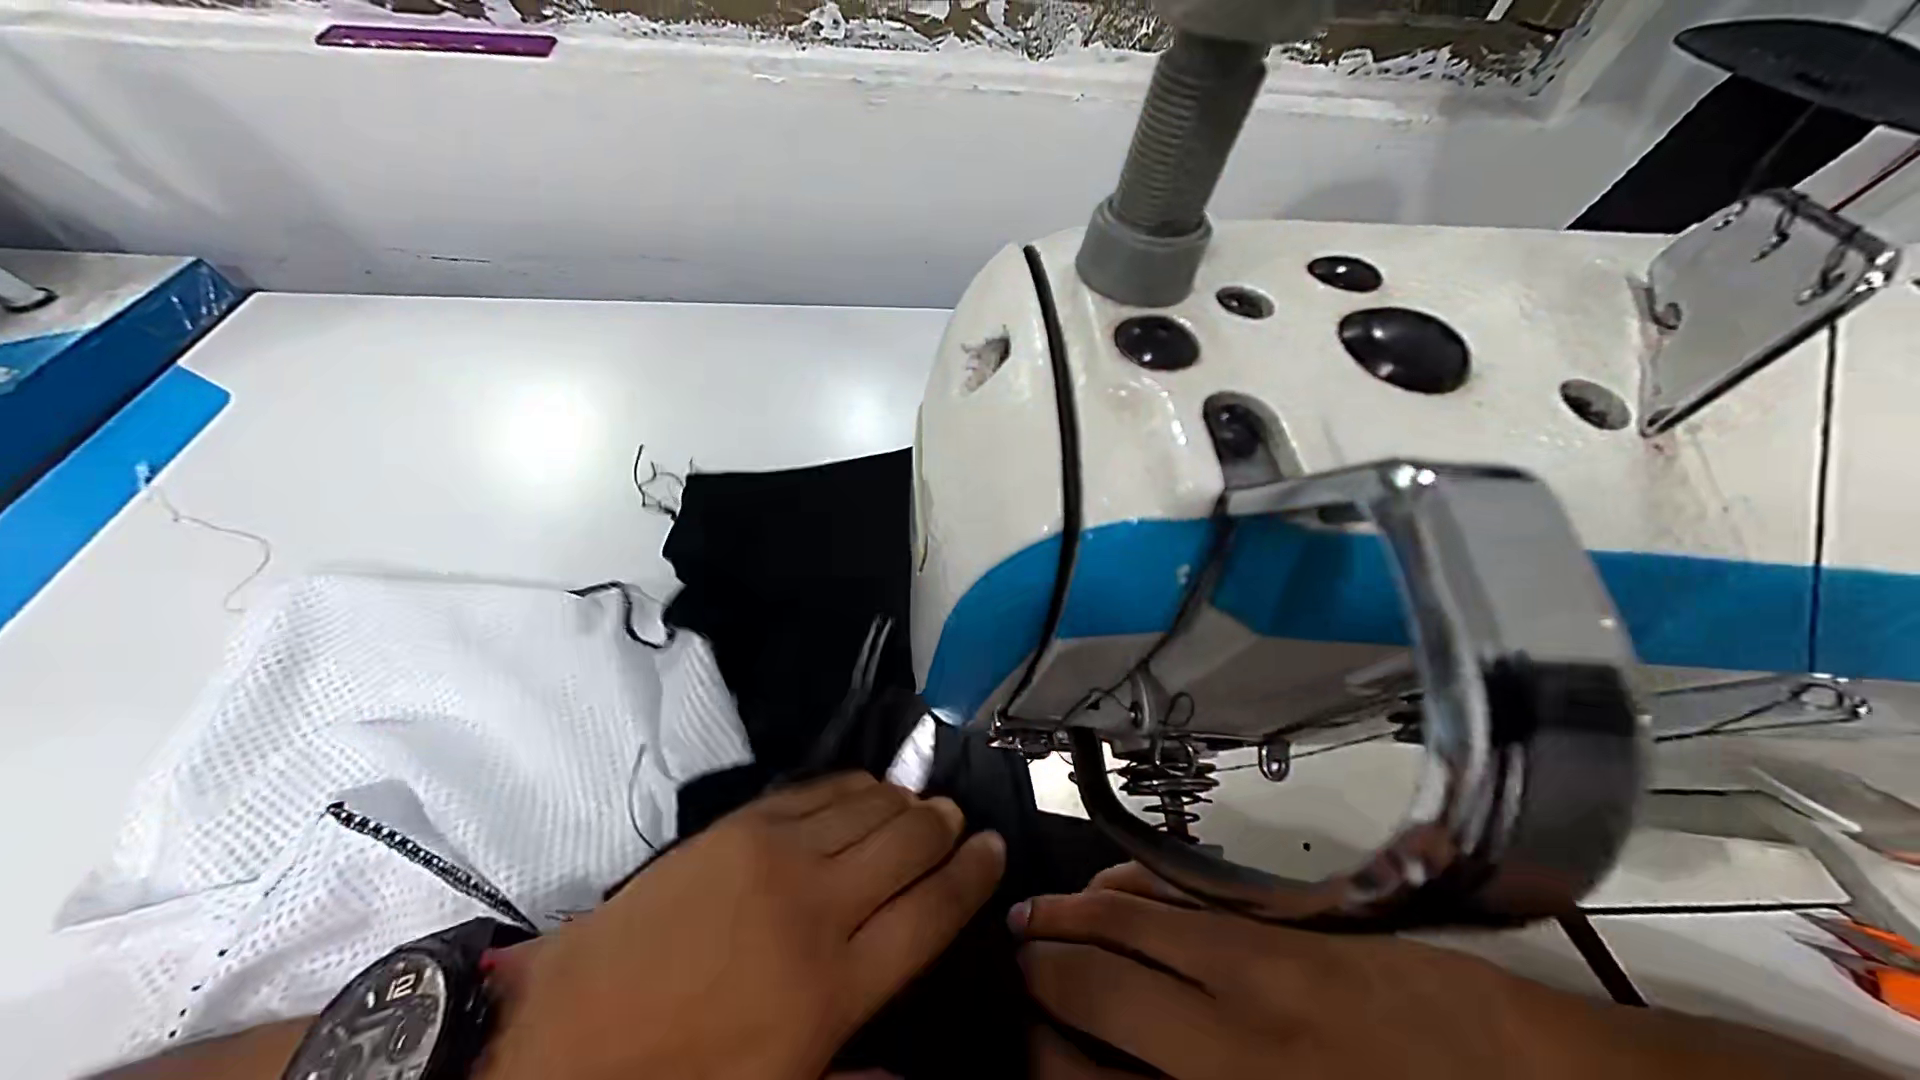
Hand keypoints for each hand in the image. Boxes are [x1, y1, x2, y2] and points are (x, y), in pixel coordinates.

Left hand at [478, 772, 1005, 1079]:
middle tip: (957, 821)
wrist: (566, 1037)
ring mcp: (777, 856)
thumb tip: (914, 1064)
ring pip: (871, 808)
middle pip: (911, 844)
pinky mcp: (741, 826)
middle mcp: (818, 907)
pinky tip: (867, 789)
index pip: (933, 911)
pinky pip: (819, 790)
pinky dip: (855, 786)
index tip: (994, 848)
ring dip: (905, 802)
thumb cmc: (681, 1079)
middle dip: (946, 827)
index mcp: (835, 987)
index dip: (974, 874)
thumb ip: (858, 1079)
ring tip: (919, 805)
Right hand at [1014, 864, 1890, 1079]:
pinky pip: (1187, 903)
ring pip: (1134, 928)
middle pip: (1097, 987)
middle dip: (1037, 971)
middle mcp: (1227, 1039)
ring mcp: (1259, 970)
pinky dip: (1134, 890)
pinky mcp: (1290, 930)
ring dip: (1073, 918)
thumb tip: (1112, 1075)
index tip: (1008, 1034)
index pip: (1088, 1076)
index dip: (1037, 1050)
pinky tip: (1106, 885)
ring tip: (1028, 911)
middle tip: (998, 954)